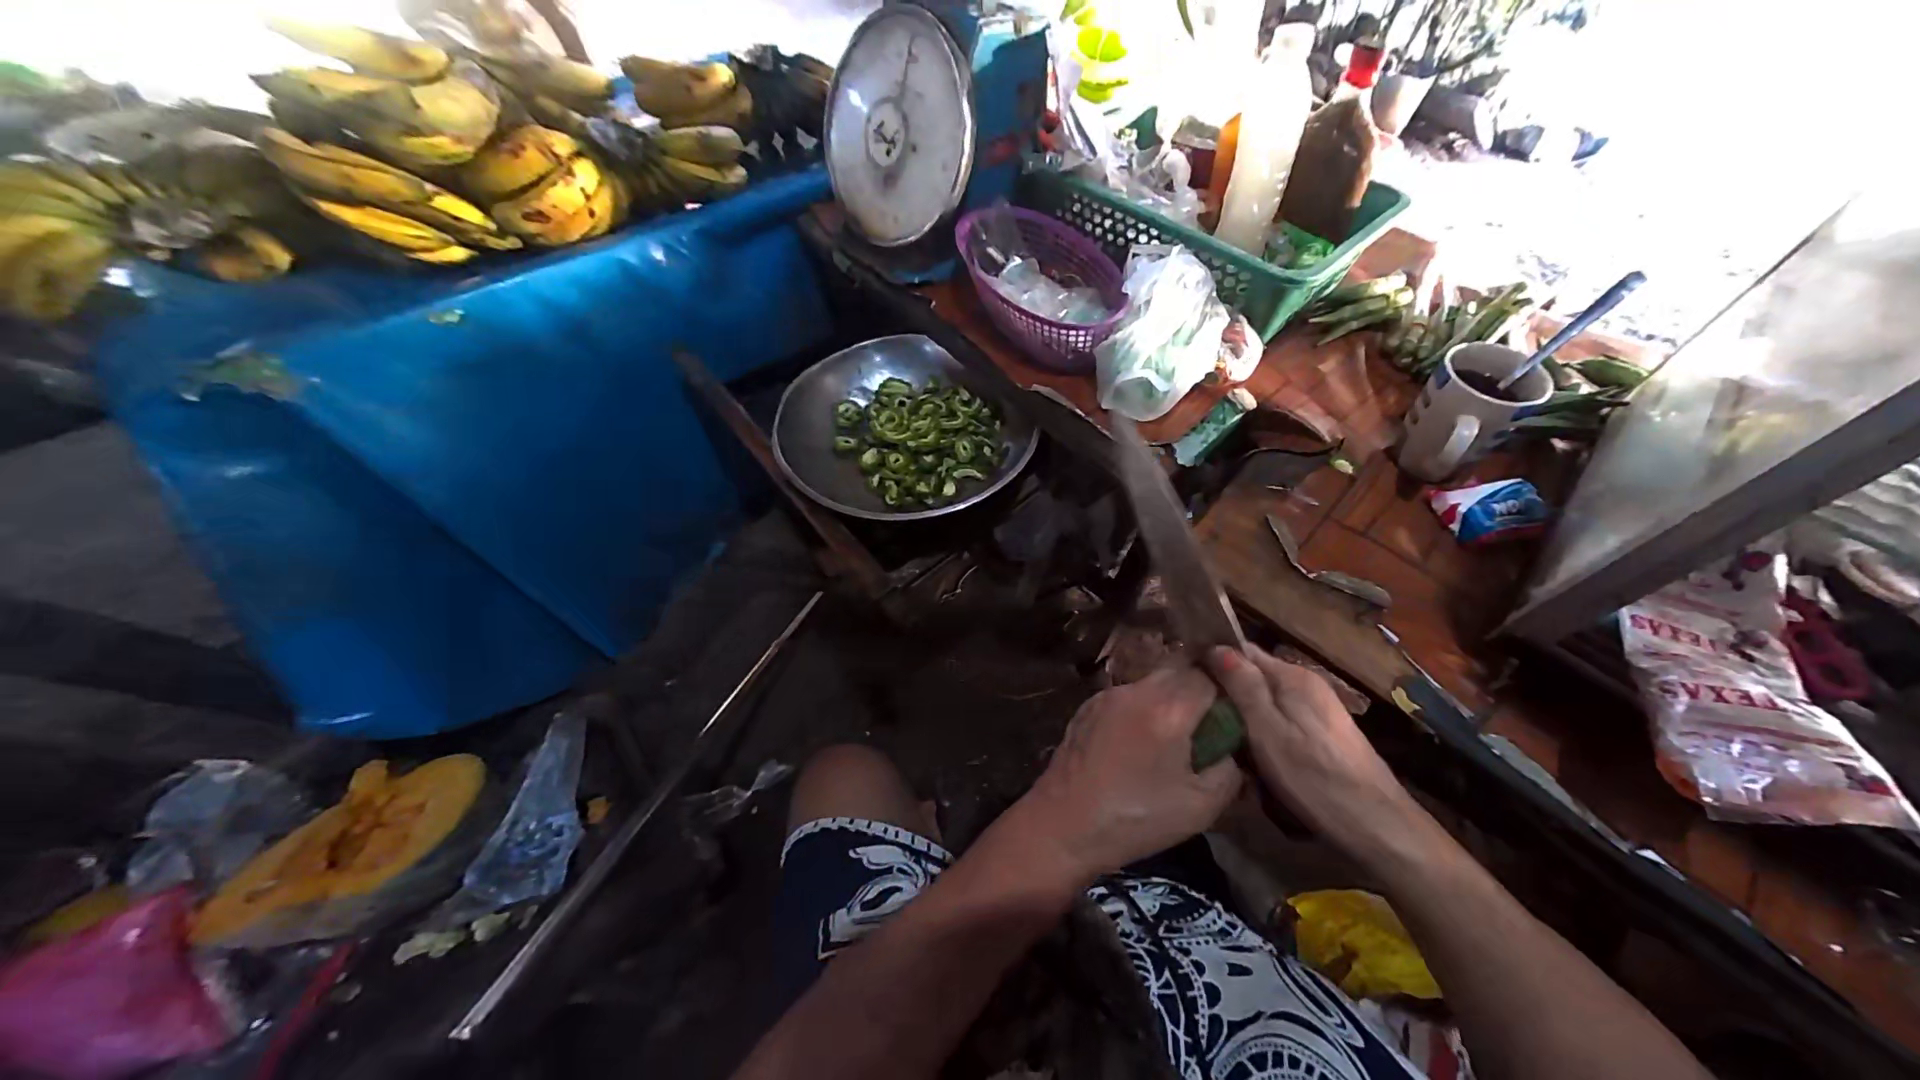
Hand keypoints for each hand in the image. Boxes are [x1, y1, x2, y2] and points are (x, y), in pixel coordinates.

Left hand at [1015, 664, 1243, 883]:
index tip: (1234, 716)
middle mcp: (1136, 691)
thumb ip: (1230, 769)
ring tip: (1173, 737)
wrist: (1062, 825)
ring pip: (1151, 681)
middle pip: (1179, 669)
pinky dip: (1142, 708)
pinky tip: (1139, 742)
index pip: (1210, 676)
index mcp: (1167, 710)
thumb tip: (1232, 749)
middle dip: (1199, 690)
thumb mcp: (1200, 806)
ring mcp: (1107, 695)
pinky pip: (1127, 695)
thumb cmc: (1135, 820)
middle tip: (1208, 726)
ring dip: (1169, 698)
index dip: (1228, 691)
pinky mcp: (1087, 706)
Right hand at [1207, 645, 1432, 862]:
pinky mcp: (1321, 734)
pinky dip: (1259, 729)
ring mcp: (1317, 710)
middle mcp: (1307, 684)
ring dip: (1240, 713)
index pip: (1242, 650)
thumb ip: (1243, 687)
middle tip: (1193, 712)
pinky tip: (1246, 751)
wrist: (1380, 828)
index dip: (1212, 660)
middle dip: (1224, 690)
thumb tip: (1215, 646)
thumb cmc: (1316, 779)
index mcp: (1293, 677)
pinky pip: (1277, 719)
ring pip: (1264, 699)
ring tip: (1212, 732)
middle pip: (1253, 676)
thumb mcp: (1269, 732)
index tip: (1183, 678)